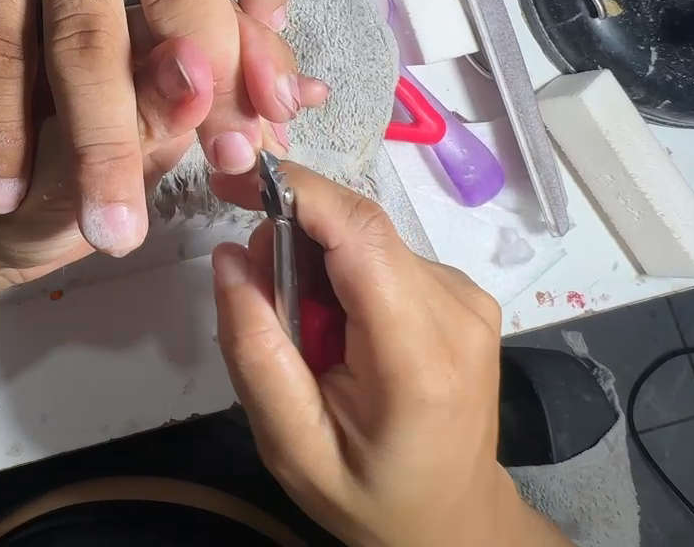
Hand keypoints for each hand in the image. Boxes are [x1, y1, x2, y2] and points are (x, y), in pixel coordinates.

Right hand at [211, 163, 561, 546]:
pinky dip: (335, 268)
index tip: (230, 180)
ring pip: (359, 232)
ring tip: (299, 324)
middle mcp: (456, 308)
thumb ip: (254, 351)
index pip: (359, 232)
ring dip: (309, 256)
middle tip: (256, 291)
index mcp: (420, 355)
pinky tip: (330, 321)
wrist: (454, 522)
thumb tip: (230, 255)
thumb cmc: (370, 492)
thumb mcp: (290, 444)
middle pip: (354, 224)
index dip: (293, 190)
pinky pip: (374, 248)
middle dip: (288, 234)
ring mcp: (463, 294)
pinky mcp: (456, 289)